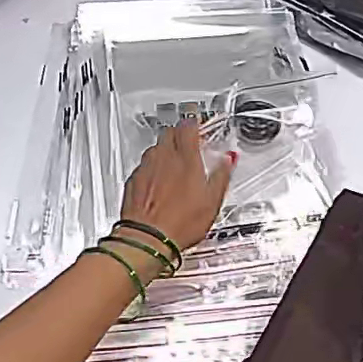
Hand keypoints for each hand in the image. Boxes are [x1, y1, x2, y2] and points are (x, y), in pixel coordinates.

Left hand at [119, 120, 234, 253]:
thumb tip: (229, 160)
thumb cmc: (179, 223)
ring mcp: (146, 168)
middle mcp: (163, 158)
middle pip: (169, 133)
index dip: (193, 122)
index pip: (188, 127)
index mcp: (185, 159)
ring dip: (165, 150)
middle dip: (178, 134)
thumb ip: (221, 175)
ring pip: (155, 149)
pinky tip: (159, 183)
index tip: (197, 123)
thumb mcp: (213, 200)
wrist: (147, 239)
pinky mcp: (133, 181)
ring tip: (175, 164)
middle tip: (187, 141)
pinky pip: (143, 166)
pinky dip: (152, 169)